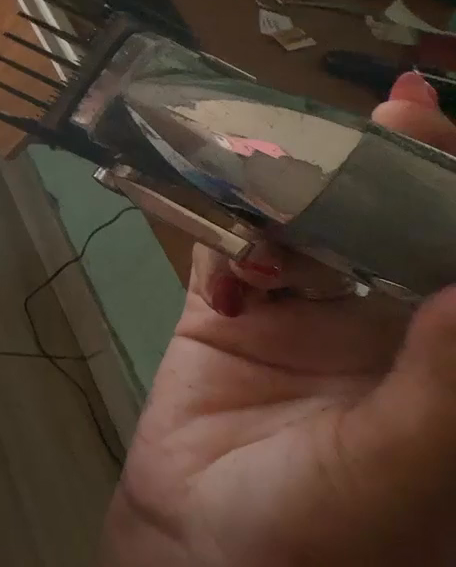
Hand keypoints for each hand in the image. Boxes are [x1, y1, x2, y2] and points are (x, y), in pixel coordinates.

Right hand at [102, 72, 455, 564]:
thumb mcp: (406, 463)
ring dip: (290, 192)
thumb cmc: (333, 533)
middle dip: (389, 174)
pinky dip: (216, 225)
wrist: (203, 550)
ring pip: (305, 232)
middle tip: (389, 111)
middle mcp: (391, 334)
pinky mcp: (223, 317)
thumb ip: (440, 378)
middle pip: (396, 233)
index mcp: (447, 368)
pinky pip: (223, 255)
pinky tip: (216, 213)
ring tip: (275, 150)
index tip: (446, 132)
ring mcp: (304, 321)